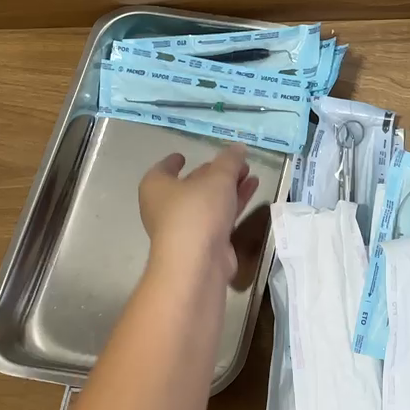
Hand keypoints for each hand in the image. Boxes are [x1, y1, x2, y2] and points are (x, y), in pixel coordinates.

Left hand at [137, 145, 260, 295]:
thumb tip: (238, 148)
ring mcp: (186, 227)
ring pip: (209, 201)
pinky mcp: (205, 242)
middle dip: (211, 174)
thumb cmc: (197, 211)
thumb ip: (230, 160)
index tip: (184, 156)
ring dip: (228, 187)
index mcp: (156, 188)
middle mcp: (166, 207)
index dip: (173, 162)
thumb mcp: (218, 177)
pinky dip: (234, 202)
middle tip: (233, 163)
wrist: (197, 261)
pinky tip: (252, 190)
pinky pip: (220, 216)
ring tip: (249, 173)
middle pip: (190, 185)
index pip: (162, 170)